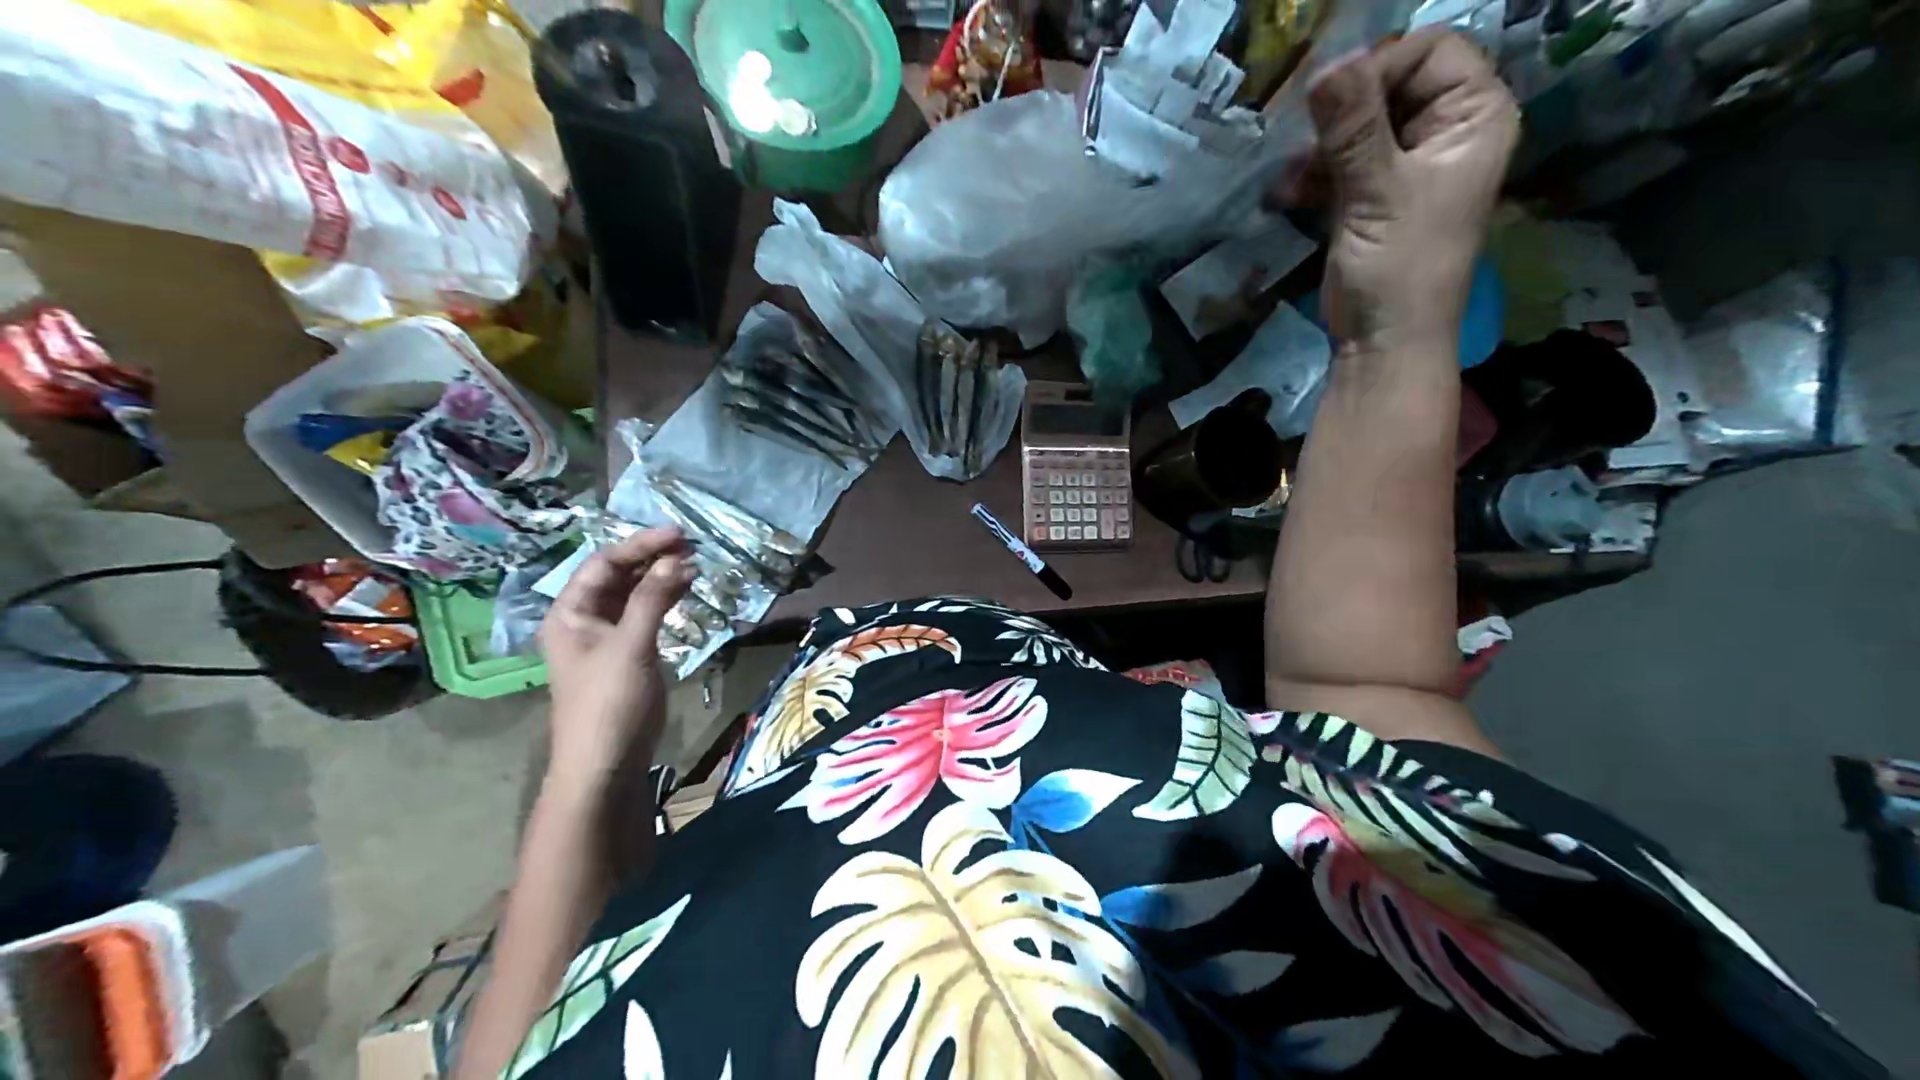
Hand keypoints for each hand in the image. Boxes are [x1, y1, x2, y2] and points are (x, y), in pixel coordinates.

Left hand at [540, 528, 693, 785]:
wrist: (607, 763)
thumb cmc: (609, 702)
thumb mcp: (630, 646)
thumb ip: (652, 599)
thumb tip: (676, 558)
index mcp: (570, 612)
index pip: (604, 563)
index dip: (640, 545)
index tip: (678, 533)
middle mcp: (585, 619)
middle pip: (619, 575)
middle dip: (652, 557)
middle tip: (691, 544)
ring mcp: (608, 636)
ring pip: (635, 593)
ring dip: (661, 576)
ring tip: (694, 561)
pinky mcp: (629, 652)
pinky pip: (646, 613)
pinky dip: (666, 598)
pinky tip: (687, 588)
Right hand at [1308, 30, 1518, 350]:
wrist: (1383, 342)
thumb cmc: (1398, 269)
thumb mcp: (1377, 194)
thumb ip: (1353, 130)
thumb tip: (1326, 65)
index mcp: (1473, 117)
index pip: (1430, 52)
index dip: (1378, 68)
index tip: (1328, 103)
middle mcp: (1445, 132)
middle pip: (1390, 86)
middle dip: (1341, 110)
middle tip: (1301, 135)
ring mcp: (1405, 166)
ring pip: (1359, 126)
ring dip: (1319, 147)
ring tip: (1291, 177)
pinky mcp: (1371, 196)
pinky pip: (1341, 162)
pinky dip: (1313, 173)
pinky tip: (1287, 192)